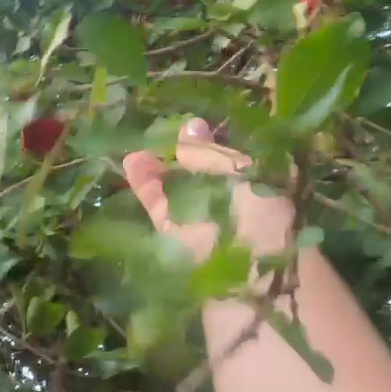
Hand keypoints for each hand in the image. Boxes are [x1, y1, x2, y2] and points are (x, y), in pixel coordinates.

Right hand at [120, 117, 295, 260]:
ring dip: (155, 169)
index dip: (205, 143)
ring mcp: (198, 216)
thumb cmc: (258, 210)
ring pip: (172, 188)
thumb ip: (209, 152)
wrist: (248, 266)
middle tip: (157, 134)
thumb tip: (191, 125)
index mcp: (252, 181)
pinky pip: (158, 204)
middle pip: (195, 172)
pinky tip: (132, 164)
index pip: (225, 157)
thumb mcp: (239, 170)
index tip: (187, 127)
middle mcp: (225, 198)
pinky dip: (144, 186)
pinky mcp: (173, 233)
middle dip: (176, 154)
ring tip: (137, 151)